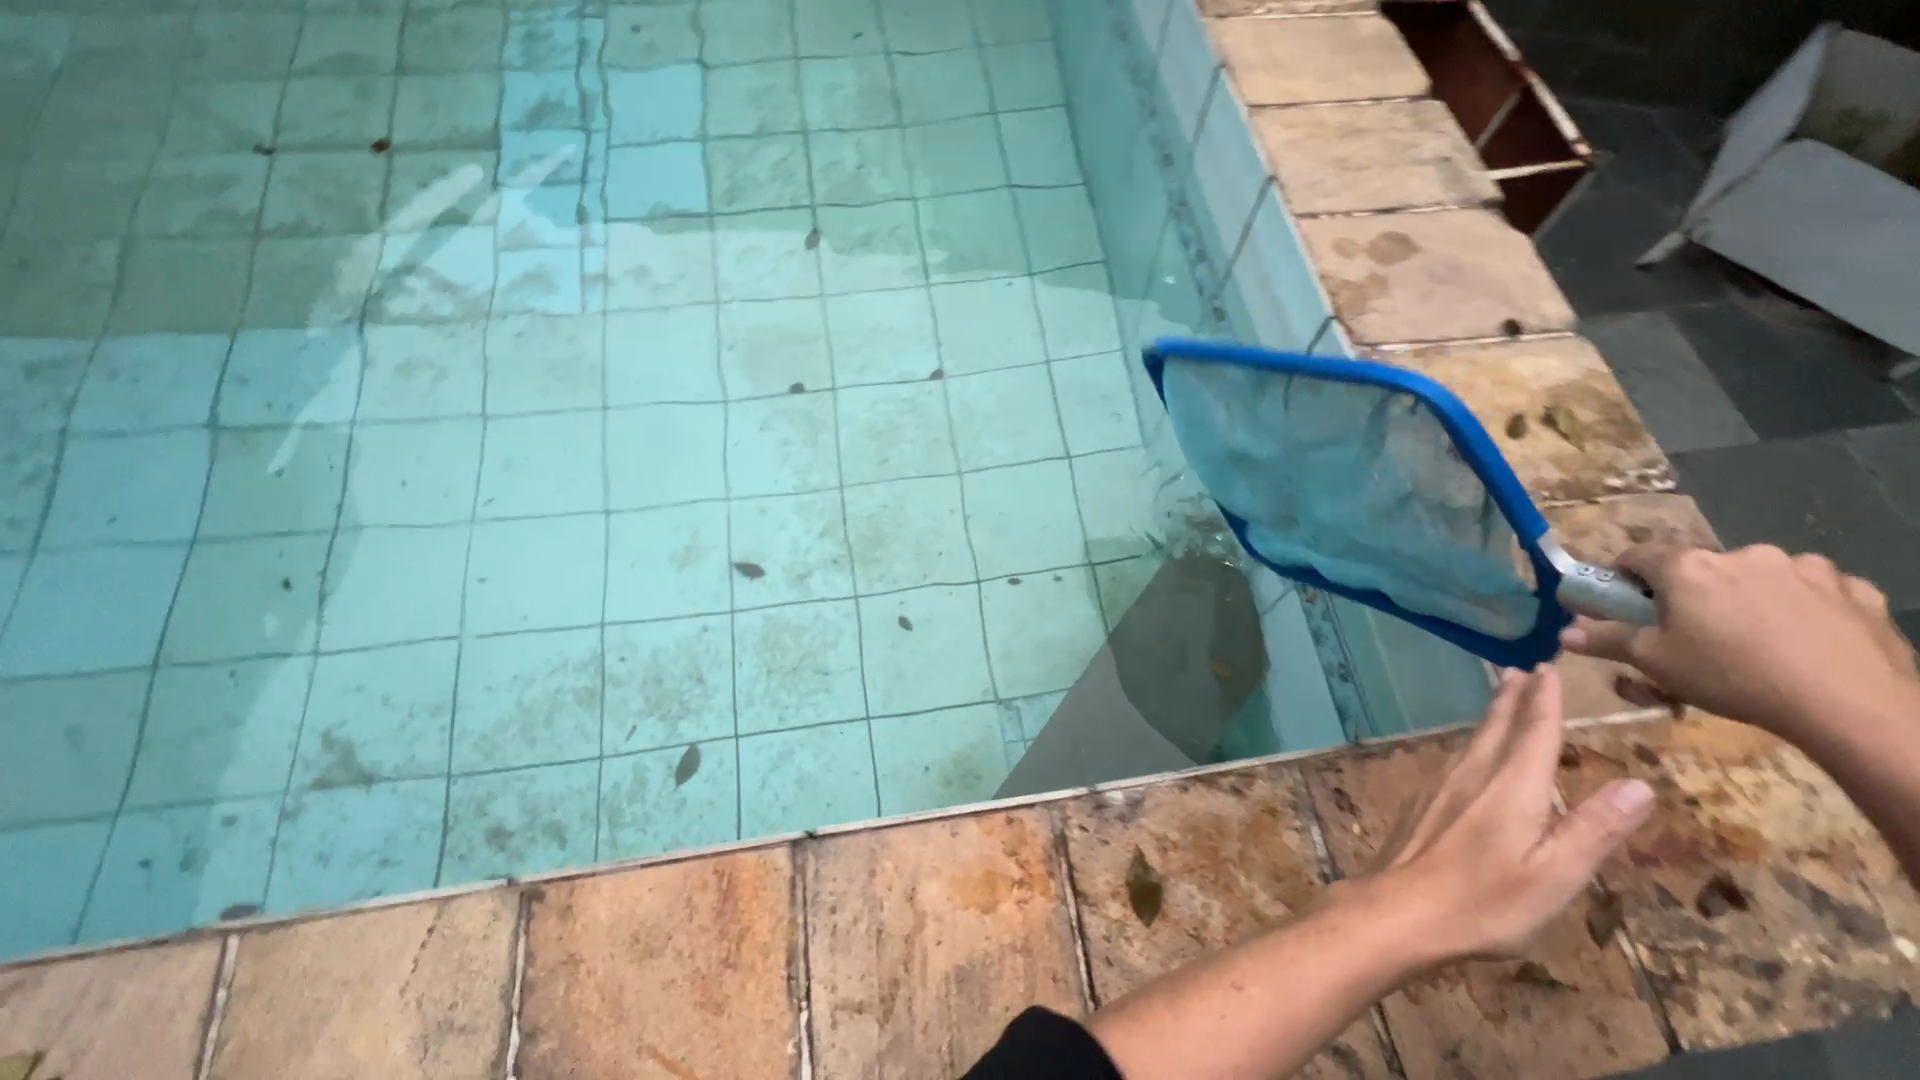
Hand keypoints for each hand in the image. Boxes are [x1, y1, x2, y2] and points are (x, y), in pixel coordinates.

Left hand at [1358, 667, 1653, 962]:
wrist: (1398, 910)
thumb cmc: (1485, 900)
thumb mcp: (1555, 874)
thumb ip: (1594, 829)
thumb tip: (1640, 785)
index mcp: (1512, 787)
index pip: (1535, 732)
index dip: (1545, 700)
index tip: (1549, 669)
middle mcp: (1473, 776)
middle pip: (1497, 727)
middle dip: (1513, 697)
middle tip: (1521, 669)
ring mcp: (1440, 788)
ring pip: (1472, 741)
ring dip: (1491, 716)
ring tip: (1500, 698)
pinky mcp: (1422, 804)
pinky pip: (1454, 759)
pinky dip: (1472, 743)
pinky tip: (1469, 754)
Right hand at [1560, 544, 1919, 741]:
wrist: (1852, 703)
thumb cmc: (1732, 677)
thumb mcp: (1655, 663)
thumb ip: (1607, 640)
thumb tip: (1565, 633)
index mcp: (1687, 567)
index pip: (1637, 556)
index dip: (1624, 579)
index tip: (1626, 606)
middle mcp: (1743, 554)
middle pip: (1701, 569)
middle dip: (1693, 596)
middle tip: (1695, 637)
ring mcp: (1806, 567)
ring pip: (1760, 579)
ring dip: (1750, 600)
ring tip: (1758, 645)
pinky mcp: (1855, 589)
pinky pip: (1815, 593)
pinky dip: (1804, 610)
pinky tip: (1808, 644)